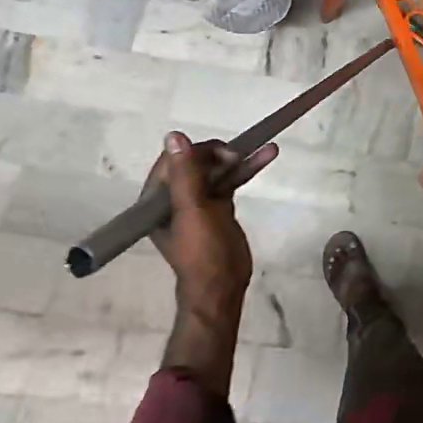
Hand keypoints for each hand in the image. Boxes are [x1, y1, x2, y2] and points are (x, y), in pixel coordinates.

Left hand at [146, 132, 275, 312]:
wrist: (223, 287)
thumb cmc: (202, 252)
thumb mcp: (192, 210)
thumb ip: (185, 174)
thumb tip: (173, 135)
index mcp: (155, 200)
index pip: (172, 162)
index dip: (195, 152)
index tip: (222, 153)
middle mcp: (173, 197)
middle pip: (195, 162)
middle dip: (219, 154)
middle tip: (238, 157)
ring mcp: (197, 201)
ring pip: (216, 170)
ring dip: (239, 158)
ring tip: (264, 147)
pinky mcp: (218, 206)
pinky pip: (230, 180)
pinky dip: (246, 169)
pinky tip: (267, 155)